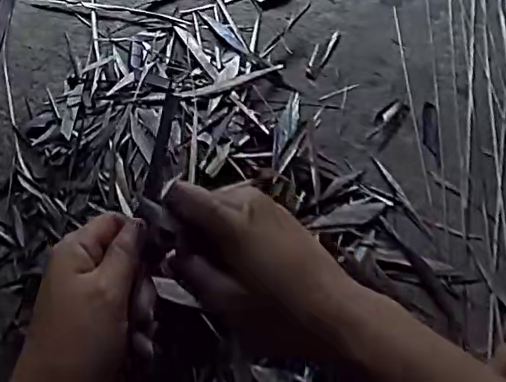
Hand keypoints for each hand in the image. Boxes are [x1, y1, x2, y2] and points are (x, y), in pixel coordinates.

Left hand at [13, 214, 143, 381]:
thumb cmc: (77, 342)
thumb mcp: (107, 290)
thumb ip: (126, 251)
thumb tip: (141, 221)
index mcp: (76, 248)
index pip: (115, 221)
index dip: (139, 235)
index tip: (156, 258)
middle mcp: (81, 268)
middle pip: (126, 258)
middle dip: (140, 284)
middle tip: (138, 308)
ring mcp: (87, 298)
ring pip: (130, 290)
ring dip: (140, 312)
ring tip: (136, 334)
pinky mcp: (95, 325)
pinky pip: (124, 316)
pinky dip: (133, 331)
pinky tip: (134, 347)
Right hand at [162, 182, 364, 360]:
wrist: (336, 313)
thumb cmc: (284, 313)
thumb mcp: (225, 302)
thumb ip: (191, 271)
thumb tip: (175, 256)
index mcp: (229, 215)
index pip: (181, 192)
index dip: (168, 214)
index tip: (170, 240)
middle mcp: (246, 197)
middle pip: (200, 196)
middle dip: (192, 225)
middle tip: (198, 263)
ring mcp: (264, 200)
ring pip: (220, 201)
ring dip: (213, 226)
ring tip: (225, 266)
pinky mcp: (277, 208)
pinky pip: (241, 207)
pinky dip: (233, 226)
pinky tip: (245, 260)